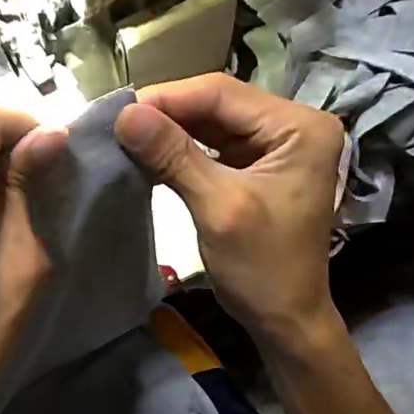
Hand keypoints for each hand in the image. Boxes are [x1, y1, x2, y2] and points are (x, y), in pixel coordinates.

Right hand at [116, 73, 346, 348]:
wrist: (284, 320)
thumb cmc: (262, 268)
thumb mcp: (219, 208)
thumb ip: (174, 157)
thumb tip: (125, 115)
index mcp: (299, 127)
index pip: (222, 94)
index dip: (167, 98)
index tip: (118, 110)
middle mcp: (292, 126)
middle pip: (216, 105)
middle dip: (166, 114)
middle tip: (114, 123)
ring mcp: (274, 146)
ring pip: (210, 124)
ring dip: (168, 131)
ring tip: (123, 135)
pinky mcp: (256, 167)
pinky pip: (212, 147)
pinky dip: (180, 151)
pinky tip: (147, 153)